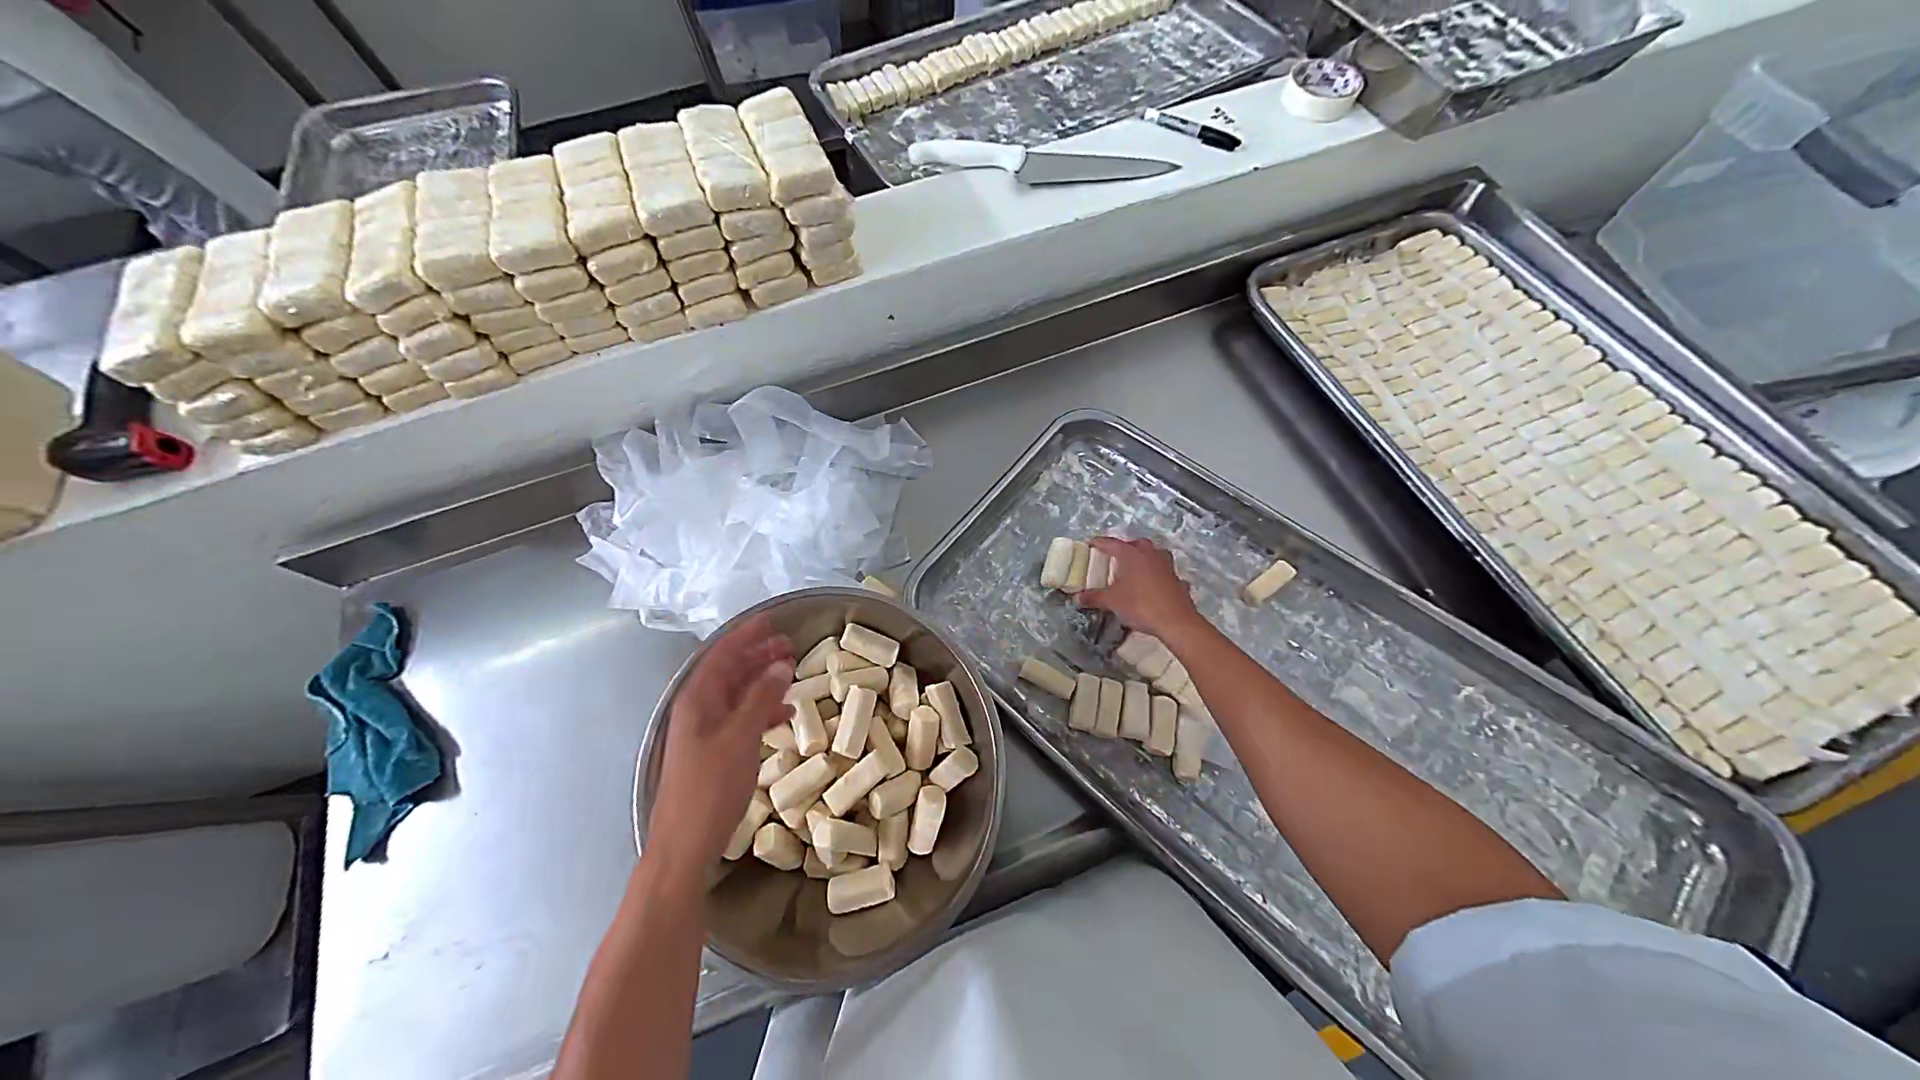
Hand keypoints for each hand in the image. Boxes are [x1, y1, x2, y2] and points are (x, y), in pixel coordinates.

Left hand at [648, 615, 792, 879]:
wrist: (684, 846)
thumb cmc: (709, 790)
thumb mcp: (740, 739)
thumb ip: (760, 699)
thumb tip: (780, 665)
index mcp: (697, 701)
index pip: (722, 655)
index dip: (746, 635)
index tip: (771, 620)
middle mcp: (698, 711)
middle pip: (729, 672)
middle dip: (757, 655)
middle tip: (788, 644)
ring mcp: (705, 733)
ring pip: (737, 695)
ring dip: (763, 681)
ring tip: (791, 671)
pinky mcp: (715, 753)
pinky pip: (741, 719)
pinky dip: (762, 711)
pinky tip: (784, 714)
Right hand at [1078, 537, 1202, 641]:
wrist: (1176, 621)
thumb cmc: (1140, 605)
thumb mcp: (1112, 602)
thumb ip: (1094, 597)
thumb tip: (1078, 598)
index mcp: (1132, 554)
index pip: (1110, 543)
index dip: (1098, 543)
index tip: (1089, 545)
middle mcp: (1150, 554)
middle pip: (1135, 544)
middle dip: (1123, 548)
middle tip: (1113, 558)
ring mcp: (1166, 565)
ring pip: (1153, 554)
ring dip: (1143, 558)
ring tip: (1133, 569)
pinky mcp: (1177, 579)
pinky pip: (1163, 571)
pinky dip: (1156, 574)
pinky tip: (1152, 584)